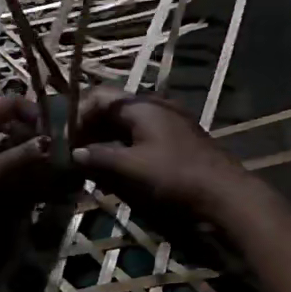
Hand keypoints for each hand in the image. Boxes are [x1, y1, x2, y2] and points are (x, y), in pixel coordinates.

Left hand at [0, 96, 50, 242]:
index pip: (9, 102)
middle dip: (27, 135)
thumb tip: (48, 143)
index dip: (32, 112)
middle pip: (4, 122)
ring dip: (17, 153)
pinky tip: (15, 182)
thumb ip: (20, 156)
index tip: (52, 134)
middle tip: (47, 154)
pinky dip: (4, 166)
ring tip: (36, 171)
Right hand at [73, 87, 253, 214]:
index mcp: (141, 105)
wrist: (225, 194)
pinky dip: (124, 150)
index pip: (98, 97)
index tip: (66, 140)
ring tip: (92, 166)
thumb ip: (98, 157)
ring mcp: (168, 123)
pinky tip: (117, 172)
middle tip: (75, 155)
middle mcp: (154, 106)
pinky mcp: (177, 141)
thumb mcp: (130, 168)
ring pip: (126, 126)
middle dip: (90, 130)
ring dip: (106, 142)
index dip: (77, 115)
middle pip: (112, 110)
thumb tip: (73, 153)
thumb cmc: (175, 175)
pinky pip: (141, 138)